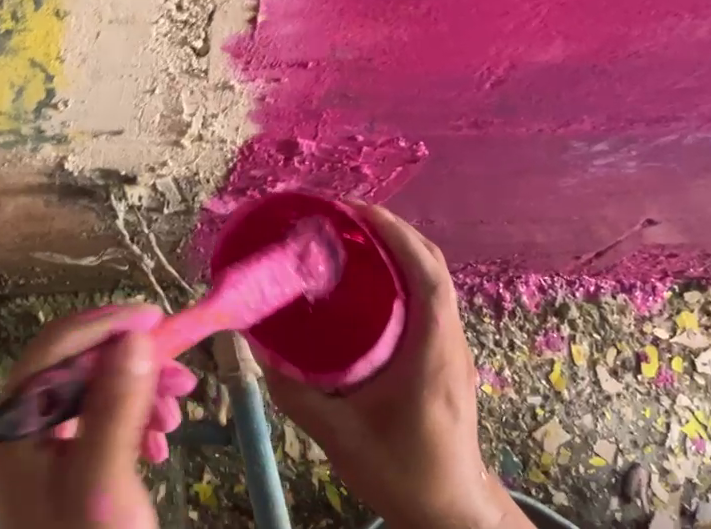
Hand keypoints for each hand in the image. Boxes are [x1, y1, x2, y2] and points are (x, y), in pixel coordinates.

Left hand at [0, 304, 196, 527]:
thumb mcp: (103, 480)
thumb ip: (115, 405)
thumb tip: (134, 337)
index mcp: (10, 426)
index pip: (53, 349)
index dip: (104, 325)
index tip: (155, 318)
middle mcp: (18, 430)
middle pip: (78, 370)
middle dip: (133, 368)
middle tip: (182, 379)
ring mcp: (40, 451)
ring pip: (94, 395)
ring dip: (140, 397)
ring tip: (178, 418)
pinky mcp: (64, 470)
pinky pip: (100, 426)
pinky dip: (135, 426)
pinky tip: (162, 445)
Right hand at [264, 206, 530, 528]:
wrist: (452, 514)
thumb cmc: (403, 475)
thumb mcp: (339, 439)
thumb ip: (295, 393)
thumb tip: (257, 345)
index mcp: (432, 354)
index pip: (427, 276)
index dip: (395, 234)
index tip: (354, 211)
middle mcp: (449, 341)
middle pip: (432, 265)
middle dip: (390, 230)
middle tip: (341, 216)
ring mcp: (453, 347)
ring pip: (433, 278)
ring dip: (396, 247)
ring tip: (348, 236)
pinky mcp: (447, 355)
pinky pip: (429, 295)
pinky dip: (400, 271)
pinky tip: (365, 279)